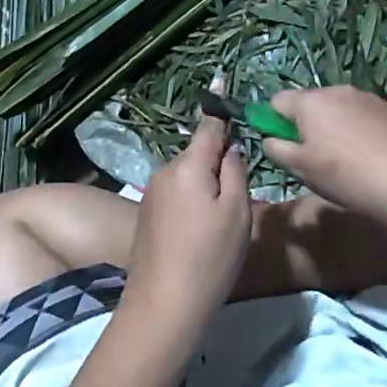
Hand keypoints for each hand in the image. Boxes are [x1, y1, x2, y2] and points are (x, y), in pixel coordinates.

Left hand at [126, 116, 252, 324]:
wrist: (164, 302)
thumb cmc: (210, 256)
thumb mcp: (236, 212)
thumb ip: (235, 172)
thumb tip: (230, 149)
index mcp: (188, 166)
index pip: (207, 127)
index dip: (218, 109)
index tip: (222, 85)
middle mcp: (164, 172)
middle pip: (196, 154)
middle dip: (216, 161)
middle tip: (240, 191)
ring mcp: (151, 194)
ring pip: (186, 176)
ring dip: (203, 184)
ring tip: (221, 219)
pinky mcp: (146, 214)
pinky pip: (175, 194)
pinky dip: (190, 201)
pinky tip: (199, 231)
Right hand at [262, 83, 386, 230]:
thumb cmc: (346, 177)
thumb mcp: (300, 169)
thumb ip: (276, 148)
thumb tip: (271, 138)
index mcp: (309, 102)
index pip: (277, 101)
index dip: (275, 121)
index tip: (285, 144)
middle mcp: (337, 91)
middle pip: (311, 102)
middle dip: (308, 122)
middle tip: (316, 155)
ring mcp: (369, 97)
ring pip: (340, 106)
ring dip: (337, 124)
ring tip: (349, 157)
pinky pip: (370, 110)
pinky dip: (366, 122)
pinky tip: (379, 138)